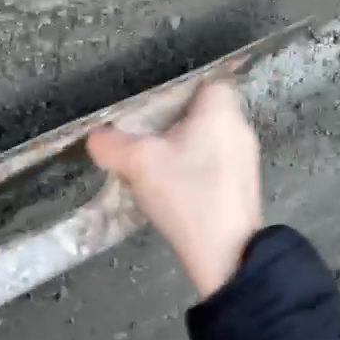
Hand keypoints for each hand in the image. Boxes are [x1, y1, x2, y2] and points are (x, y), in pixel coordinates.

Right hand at [86, 81, 262, 297]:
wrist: (228, 259)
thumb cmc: (189, 196)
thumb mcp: (139, 162)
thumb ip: (111, 144)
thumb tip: (94, 137)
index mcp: (221, 112)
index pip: (207, 80)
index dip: (180, 86)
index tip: (154, 101)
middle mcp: (239, 130)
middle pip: (203, 110)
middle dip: (174, 119)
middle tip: (145, 130)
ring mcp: (244, 162)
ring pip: (208, 139)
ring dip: (182, 147)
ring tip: (153, 160)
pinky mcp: (241, 189)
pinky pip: (214, 164)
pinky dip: (193, 169)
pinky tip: (171, 186)